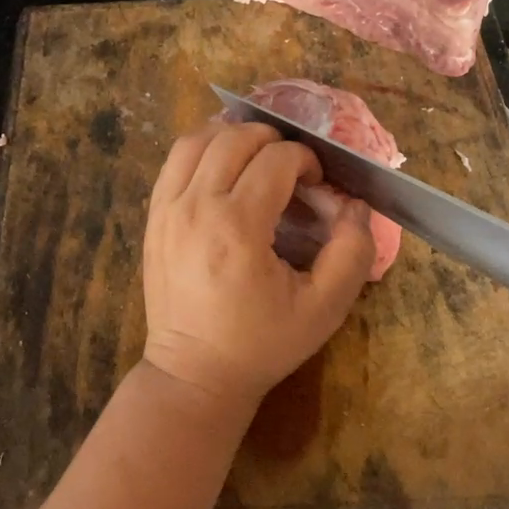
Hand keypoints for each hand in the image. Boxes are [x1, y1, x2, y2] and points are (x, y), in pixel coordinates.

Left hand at [141, 123, 375, 406]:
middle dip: (272, 141)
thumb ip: (351, 252)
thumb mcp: (324, 308)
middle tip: (291, 167)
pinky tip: (222, 167)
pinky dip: (202, 149)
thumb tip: (355, 205)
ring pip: (198, 139)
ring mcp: (168, 208)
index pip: (276, 159)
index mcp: (238, 227)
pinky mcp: (153, 215)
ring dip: (233, 135)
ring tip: (256, 157)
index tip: (317, 184)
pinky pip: (175, 159)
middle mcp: (197, 206)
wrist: (194, 373)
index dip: (306, 160)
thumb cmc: (261, 343)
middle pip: (236, 138)